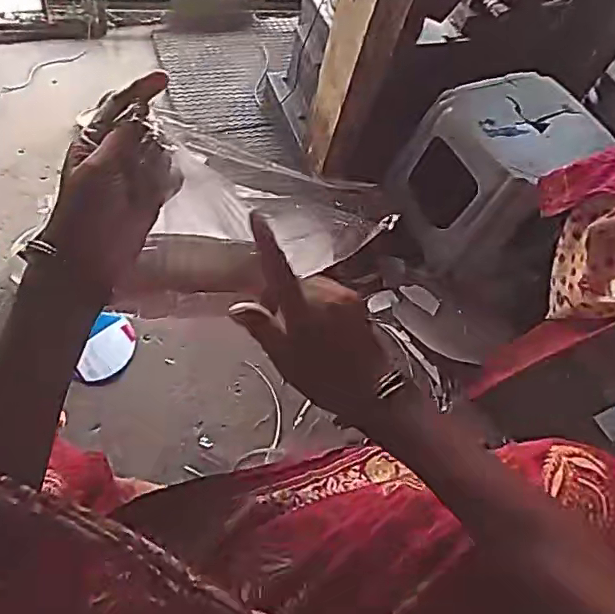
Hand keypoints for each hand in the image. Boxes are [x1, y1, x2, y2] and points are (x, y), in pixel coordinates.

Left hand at [37, 71, 178, 291]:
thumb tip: (139, 112)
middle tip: (142, 157)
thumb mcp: (97, 169)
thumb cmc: (80, 216)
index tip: (161, 80)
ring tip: (143, 183)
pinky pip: (168, 178)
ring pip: (159, 152)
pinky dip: (168, 181)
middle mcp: (115, 155)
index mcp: (93, 143)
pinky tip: (156, 192)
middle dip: (150, 135)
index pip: (118, 107)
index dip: (139, 92)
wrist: (86, 262)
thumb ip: (120, 139)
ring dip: (158, 161)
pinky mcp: (149, 196)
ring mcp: (133, 176)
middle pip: (143, 128)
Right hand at [228, 212, 401, 429]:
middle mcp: (327, 296)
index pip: (279, 268)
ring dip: (301, 298)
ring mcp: (346, 297)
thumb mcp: (286, 360)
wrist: (376, 393)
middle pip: (295, 280)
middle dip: (281, 293)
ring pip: (313, 286)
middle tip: (275, 321)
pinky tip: (320, 329)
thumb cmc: (330, 382)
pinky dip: (319, 303)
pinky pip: (330, 293)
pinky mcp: (358, 302)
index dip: (266, 242)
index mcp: (304, 309)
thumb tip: (239, 308)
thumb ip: (262, 328)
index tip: (257, 220)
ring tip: (300, 331)